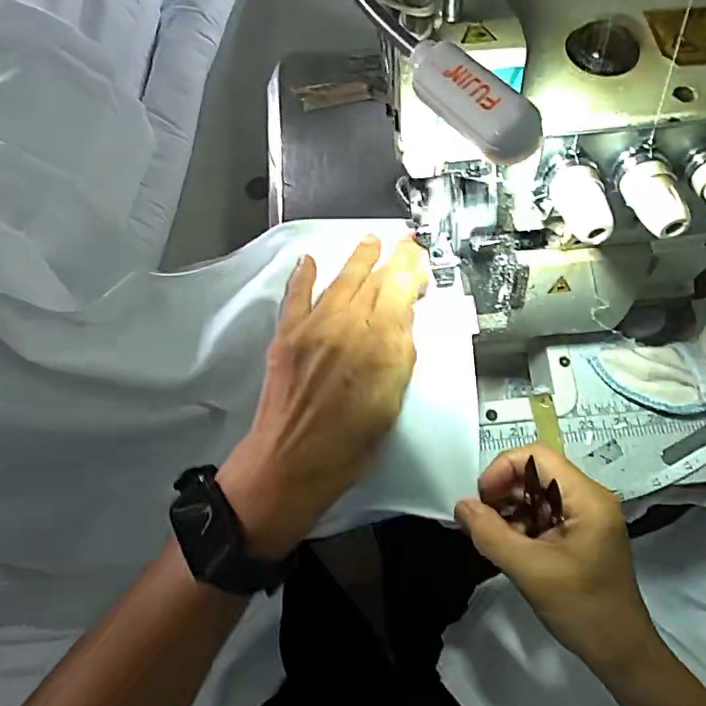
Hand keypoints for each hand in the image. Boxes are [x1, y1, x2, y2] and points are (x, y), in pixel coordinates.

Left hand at [218, 236, 428, 558]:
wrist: (291, 464)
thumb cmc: (348, 445)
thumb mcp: (392, 401)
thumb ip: (400, 354)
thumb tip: (402, 321)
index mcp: (378, 345)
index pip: (399, 289)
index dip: (411, 269)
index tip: (419, 258)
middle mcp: (345, 327)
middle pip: (372, 280)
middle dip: (391, 260)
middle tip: (403, 244)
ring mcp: (313, 328)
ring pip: (340, 281)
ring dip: (357, 259)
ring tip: (369, 241)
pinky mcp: (287, 336)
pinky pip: (297, 296)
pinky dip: (304, 276)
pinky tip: (309, 260)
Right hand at [454, 448, 659, 676]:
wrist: (621, 653)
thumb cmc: (581, 608)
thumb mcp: (530, 570)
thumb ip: (491, 534)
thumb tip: (461, 506)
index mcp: (587, 498)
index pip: (538, 455)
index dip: (503, 468)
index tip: (481, 498)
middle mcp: (590, 498)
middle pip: (538, 472)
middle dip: (504, 489)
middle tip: (479, 518)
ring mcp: (587, 516)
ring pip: (539, 493)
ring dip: (511, 507)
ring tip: (489, 533)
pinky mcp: (581, 534)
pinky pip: (546, 513)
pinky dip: (523, 523)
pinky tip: (506, 544)